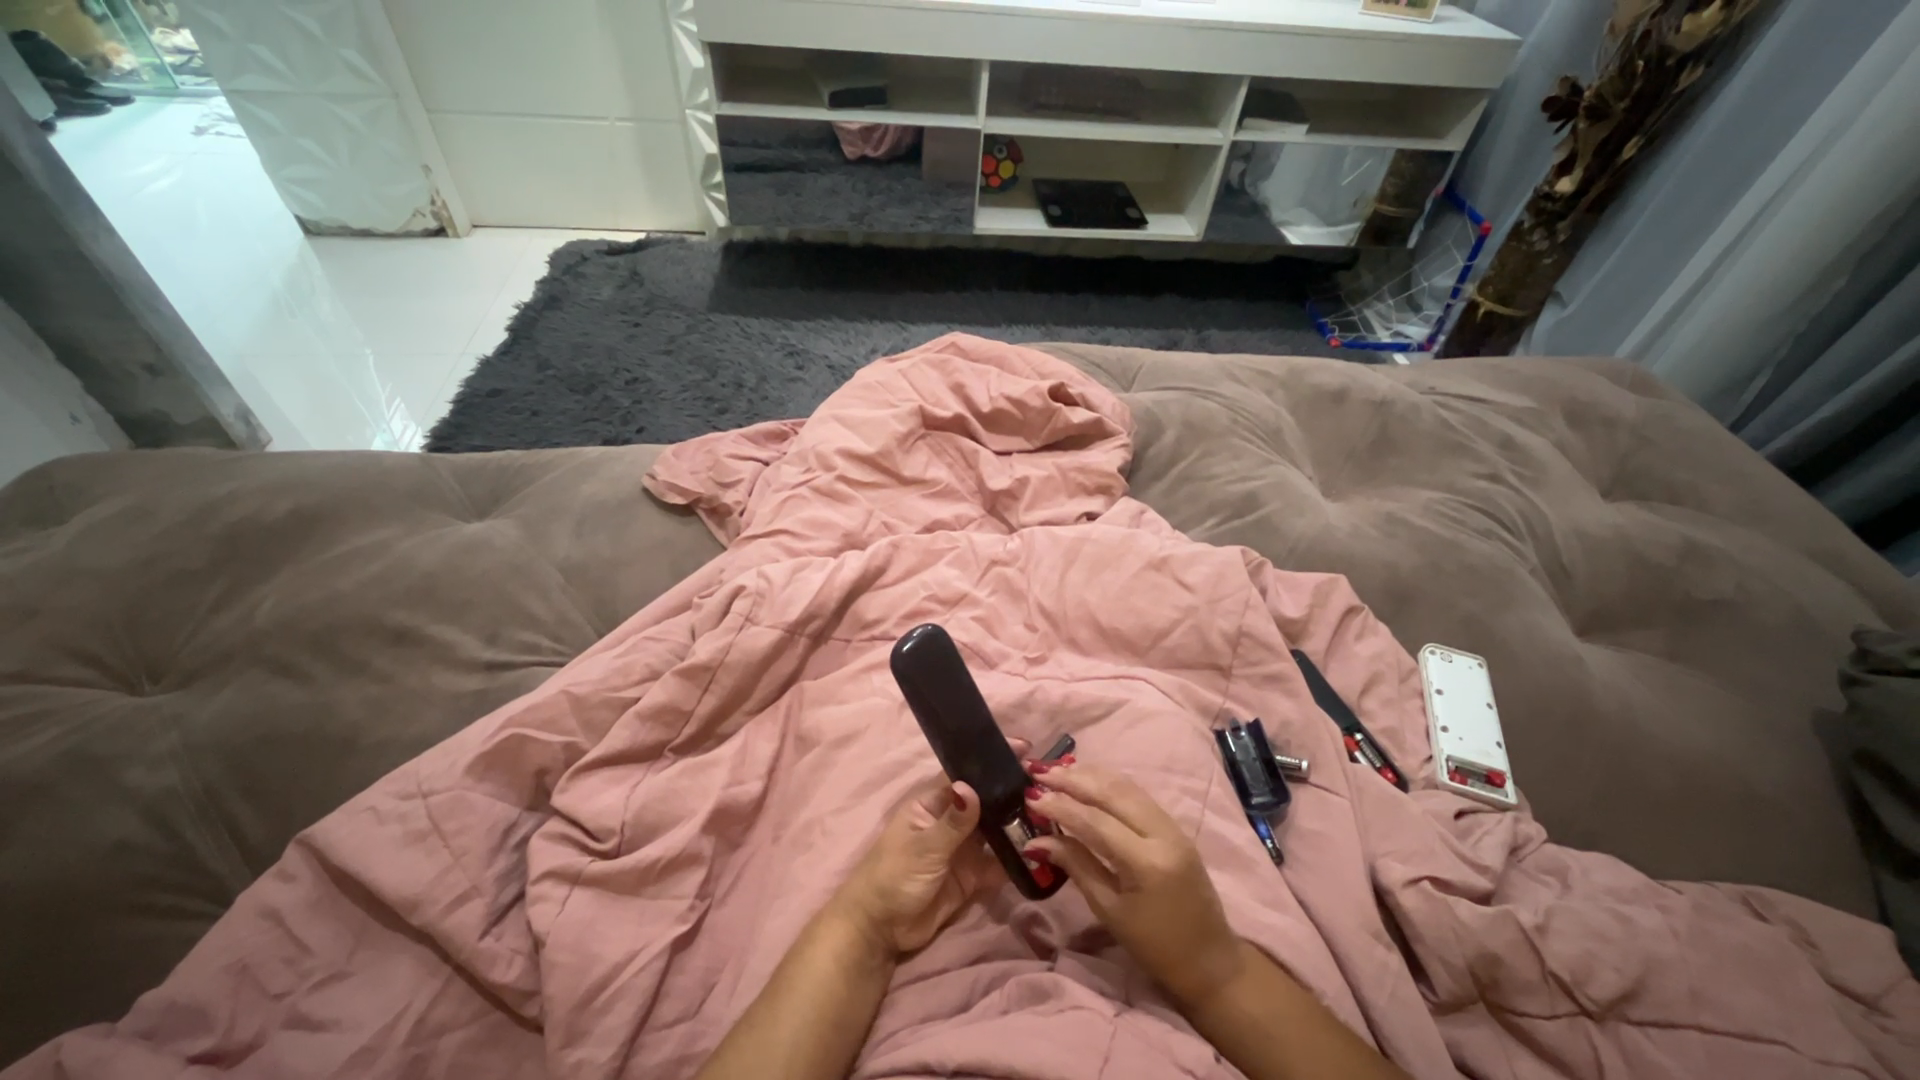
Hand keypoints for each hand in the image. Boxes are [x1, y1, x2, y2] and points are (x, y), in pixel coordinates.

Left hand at [832, 739, 1028, 955]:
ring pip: (997, 830)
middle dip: (1012, 793)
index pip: (964, 776)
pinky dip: (1017, 859)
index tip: (1024, 748)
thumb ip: (953, 822)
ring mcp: (963, 848)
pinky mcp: (972, 876)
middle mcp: (951, 821)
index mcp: (932, 804)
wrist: (881, 930)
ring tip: (1052, 814)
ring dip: (1019, 824)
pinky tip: (1041, 852)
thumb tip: (972, 787)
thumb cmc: (892, 878)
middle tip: (1049, 785)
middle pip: (986, 802)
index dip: (991, 763)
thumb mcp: (923, 847)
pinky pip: (999, 862)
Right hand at [1022, 762, 1243, 1006]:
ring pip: (1127, 787)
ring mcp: (1173, 827)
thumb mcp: (1108, 910)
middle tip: (1038, 773)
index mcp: (1147, 862)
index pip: (1096, 821)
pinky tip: (1088, 782)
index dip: (1061, 806)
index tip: (1030, 796)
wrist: (1209, 959)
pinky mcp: (1175, 827)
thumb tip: (1036, 842)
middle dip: (1073, 779)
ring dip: (1091, 776)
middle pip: (1113, 792)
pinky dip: (1109, 785)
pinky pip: (1138, 795)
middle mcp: (1164, 834)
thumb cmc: (1154, 945)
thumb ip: (1075, 865)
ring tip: (1057, 771)